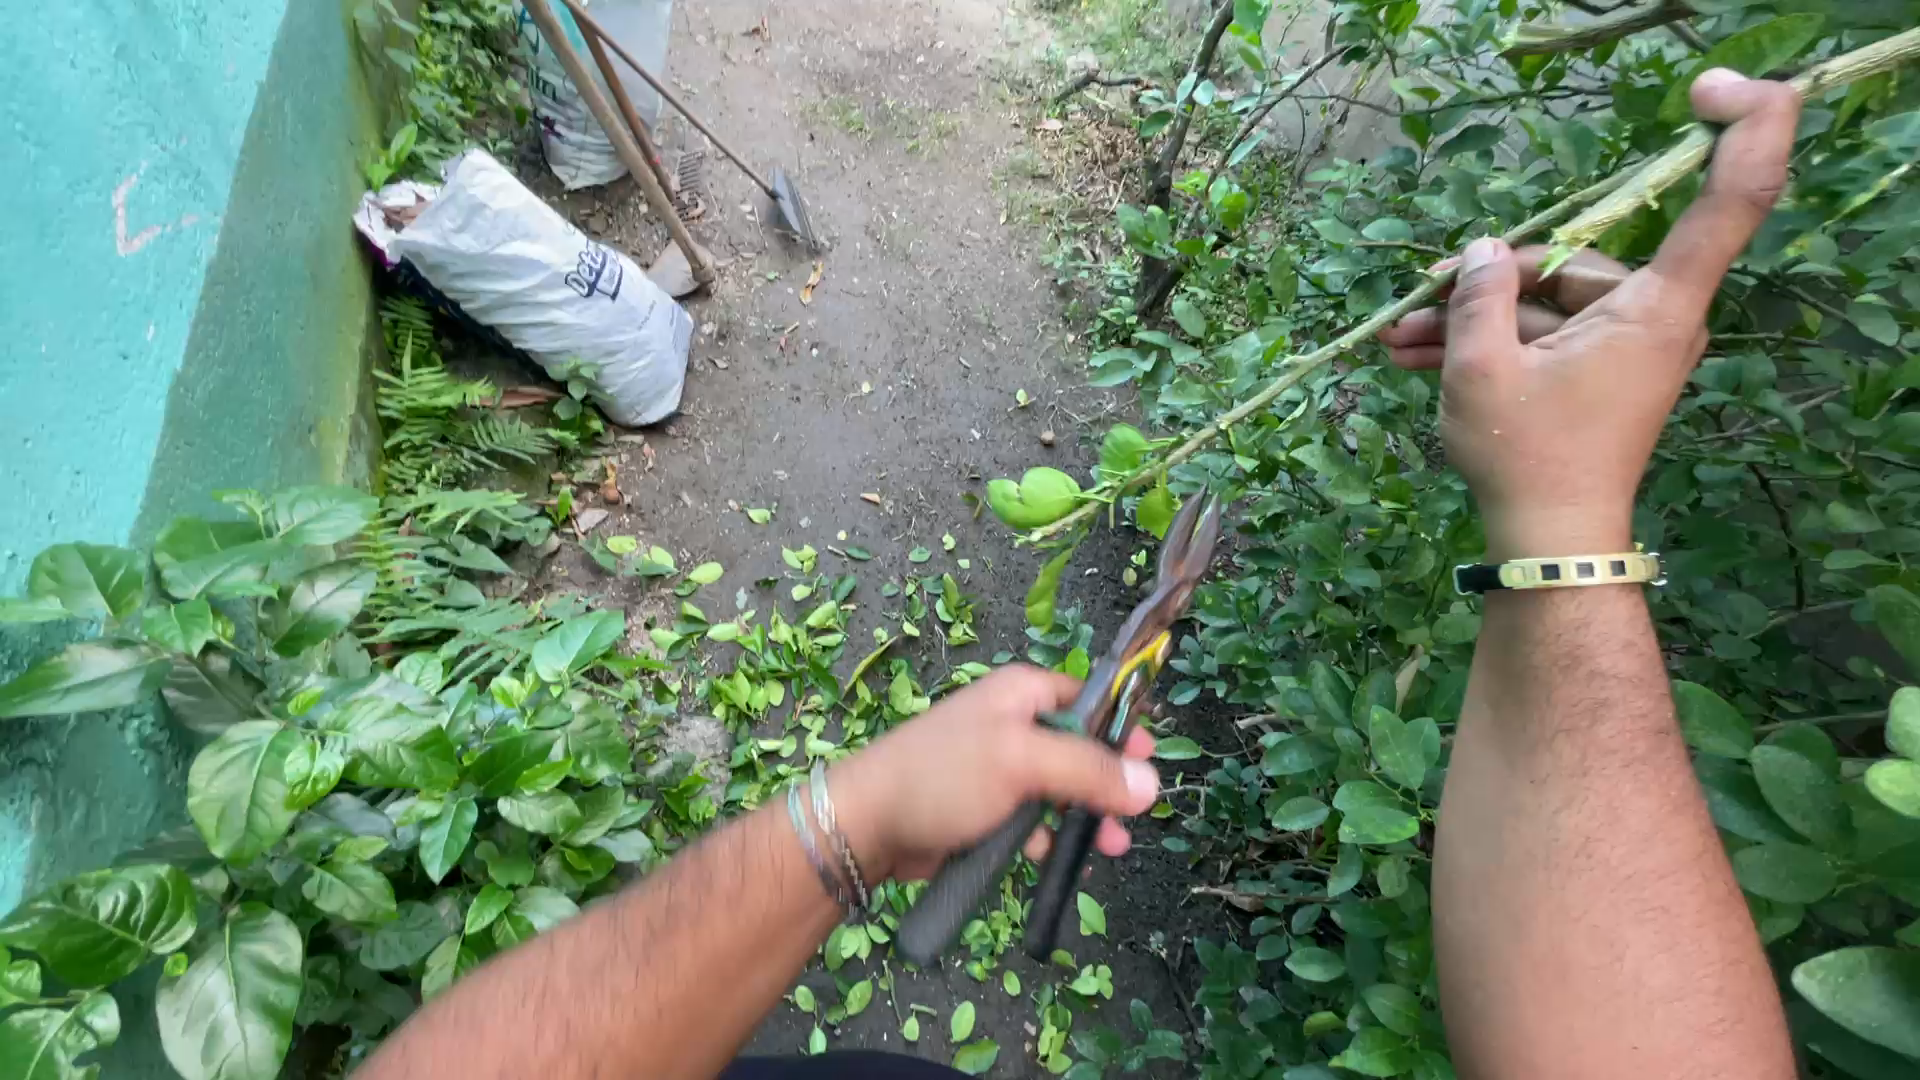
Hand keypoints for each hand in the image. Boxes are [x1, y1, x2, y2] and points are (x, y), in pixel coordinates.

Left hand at [827, 665, 1158, 881]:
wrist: (870, 823)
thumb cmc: (946, 775)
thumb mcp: (1022, 762)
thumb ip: (1088, 769)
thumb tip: (1149, 780)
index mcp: (1022, 692)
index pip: (1087, 699)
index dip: (1119, 728)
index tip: (1148, 761)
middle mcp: (1013, 721)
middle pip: (1079, 747)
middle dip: (1106, 782)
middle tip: (1132, 815)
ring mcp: (999, 765)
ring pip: (1059, 787)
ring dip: (1084, 816)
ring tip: (1111, 846)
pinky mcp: (987, 805)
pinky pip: (1033, 817)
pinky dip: (1050, 835)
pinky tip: (1059, 859)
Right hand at [1375, 69, 1799, 560]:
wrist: (1544, 533)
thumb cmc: (1522, 450)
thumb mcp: (1479, 370)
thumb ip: (1477, 299)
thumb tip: (1482, 251)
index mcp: (1653, 306)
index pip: (1733, 197)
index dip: (1744, 126)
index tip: (1705, 88)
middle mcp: (1648, 317)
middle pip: (1571, 266)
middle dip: (1485, 283)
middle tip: (1412, 304)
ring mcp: (1615, 348)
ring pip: (1537, 309)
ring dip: (1466, 320)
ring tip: (1397, 339)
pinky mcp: (1586, 374)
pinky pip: (1534, 340)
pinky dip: (1482, 345)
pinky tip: (1417, 355)